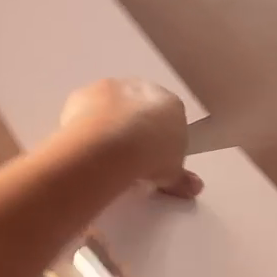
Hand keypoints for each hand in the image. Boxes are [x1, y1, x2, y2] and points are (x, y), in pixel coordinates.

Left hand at [58, 78, 200, 197]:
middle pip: (139, 112)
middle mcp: (143, 88)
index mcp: (172, 104)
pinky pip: (86, 114)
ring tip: (103, 159)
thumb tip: (194, 187)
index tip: (153, 165)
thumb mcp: (172, 174)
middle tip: (127, 163)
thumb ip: (181, 179)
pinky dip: (85, 130)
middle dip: (134, 133)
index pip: (169, 122)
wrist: (111, 145)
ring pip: (112, 109)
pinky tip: (84, 150)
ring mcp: (110, 88)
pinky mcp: (82, 94)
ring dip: (108, 128)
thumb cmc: (152, 157)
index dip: (160, 144)